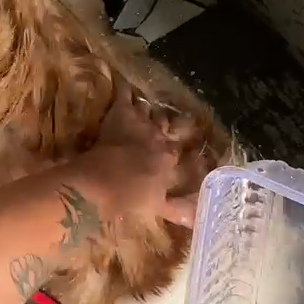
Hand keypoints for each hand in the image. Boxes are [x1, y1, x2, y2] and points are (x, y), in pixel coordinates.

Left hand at [69, 76, 198, 225]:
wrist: (104, 180)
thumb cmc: (131, 197)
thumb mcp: (158, 207)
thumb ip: (180, 211)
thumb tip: (199, 221)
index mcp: (170, 158)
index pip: (180, 150)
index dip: (179, 148)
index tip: (181, 147)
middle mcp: (160, 136)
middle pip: (166, 125)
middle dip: (165, 123)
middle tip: (162, 124)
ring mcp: (141, 121)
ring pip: (149, 108)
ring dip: (146, 108)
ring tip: (145, 107)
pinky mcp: (122, 111)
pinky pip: (125, 92)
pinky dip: (125, 87)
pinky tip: (124, 82)